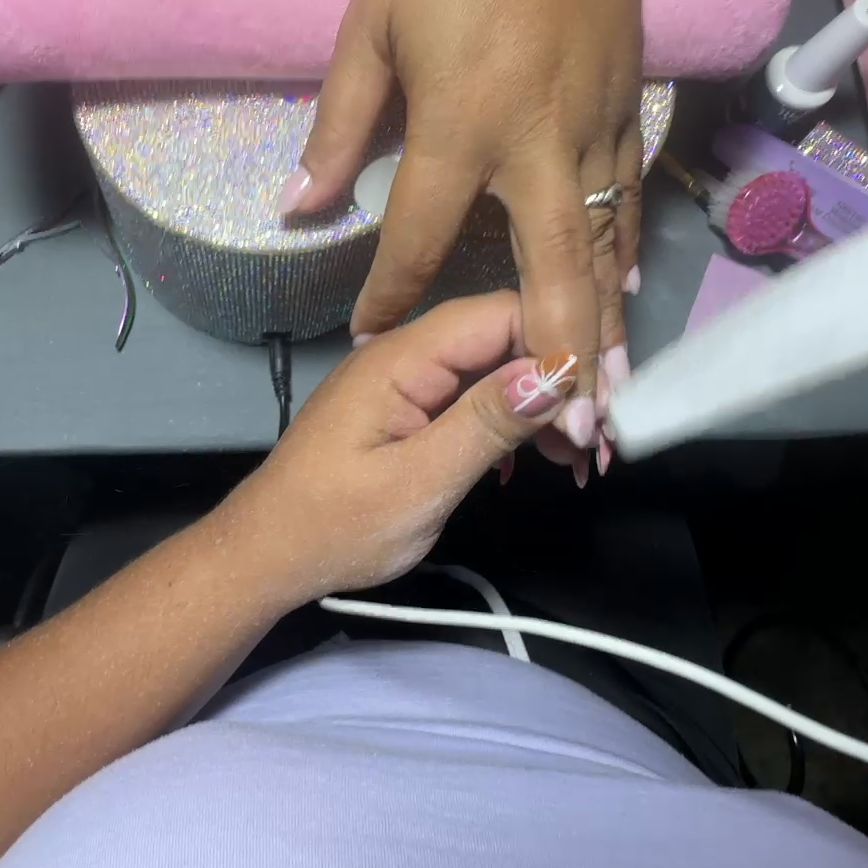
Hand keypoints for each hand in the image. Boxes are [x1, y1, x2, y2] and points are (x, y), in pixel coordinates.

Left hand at [214, 292, 572, 601]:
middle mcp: (404, 356)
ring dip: (539, 410)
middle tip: (597, 444)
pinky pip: (469, 400)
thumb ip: (486, 423)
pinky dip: (508, 426)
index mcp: (400, 357)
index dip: (558, 348)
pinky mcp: (407, 411)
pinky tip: (533, 460)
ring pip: (490, 372)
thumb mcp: (418, 482)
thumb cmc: (334, 525)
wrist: (269, 553)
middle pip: (500, 340)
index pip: (499, 314)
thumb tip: (557, 369)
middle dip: (558, 383)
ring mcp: (405, 383)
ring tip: (577, 461)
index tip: (596, 407)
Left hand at [282, 0, 695, 465]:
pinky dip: (623, 264)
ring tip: (607, 396)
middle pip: (551, 274)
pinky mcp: (628, 116)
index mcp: (465, 124)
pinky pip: (627, 208)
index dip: (388, 295)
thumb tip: (300, 208)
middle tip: (570, 431)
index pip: (417, 238)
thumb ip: (338, 128)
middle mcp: (539, 146)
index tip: (367, 338)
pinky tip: (620, 303)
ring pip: (603, 251)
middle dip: (556, 356)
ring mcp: (595, 134)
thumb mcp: (372, 25)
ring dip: (604, 329)